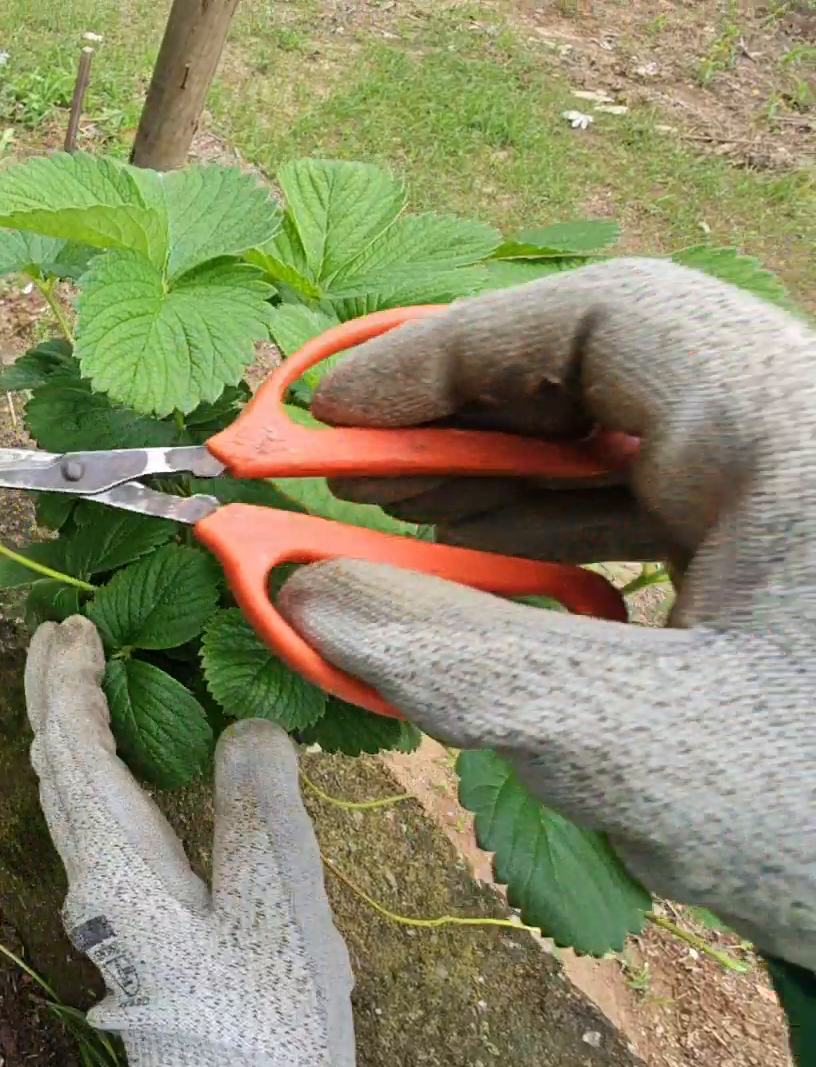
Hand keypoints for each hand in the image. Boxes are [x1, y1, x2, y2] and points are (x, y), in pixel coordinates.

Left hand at [26, 616, 353, 1066]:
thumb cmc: (263, 1032)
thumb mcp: (280, 923)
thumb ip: (260, 820)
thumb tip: (247, 726)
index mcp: (117, 863)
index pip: (74, 748)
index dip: (71, 682)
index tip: (77, 628)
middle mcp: (88, 872)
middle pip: (52, 759)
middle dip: (48, 689)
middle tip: (56, 631)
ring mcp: (94, 894)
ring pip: (57, 786)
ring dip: (58, 721)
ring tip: (67, 674)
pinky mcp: (112, 911)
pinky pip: (76, 813)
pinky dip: (77, 762)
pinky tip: (95, 759)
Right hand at [275, 258, 815, 969]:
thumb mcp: (651, 748)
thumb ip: (455, 659)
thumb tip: (301, 596)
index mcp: (809, 438)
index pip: (602, 318)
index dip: (441, 350)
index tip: (330, 413)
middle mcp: (813, 444)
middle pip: (595, 376)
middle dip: (445, 421)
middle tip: (341, 475)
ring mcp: (808, 504)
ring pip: (614, 441)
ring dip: (479, 474)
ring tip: (388, 516)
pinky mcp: (796, 563)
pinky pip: (645, 504)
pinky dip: (538, 524)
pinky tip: (477, 564)